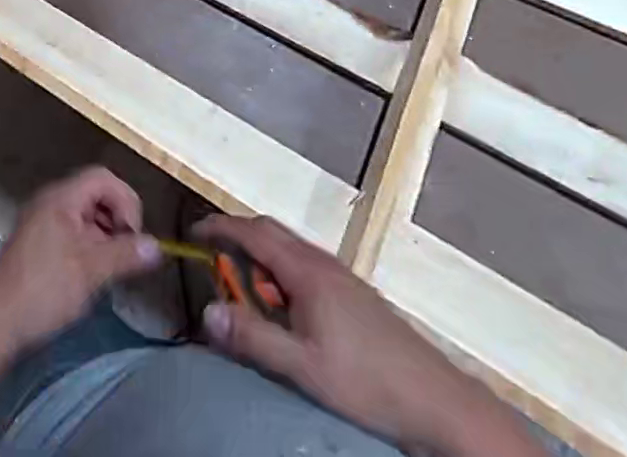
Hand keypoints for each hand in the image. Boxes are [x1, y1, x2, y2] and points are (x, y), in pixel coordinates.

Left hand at [0, 166, 161, 361]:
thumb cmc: (43, 290)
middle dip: (117, 220)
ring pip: (86, 216)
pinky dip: (89, 248)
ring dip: (105, 237)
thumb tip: (157, 246)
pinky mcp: (37, 245)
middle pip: (96, 194)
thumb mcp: (92, 271)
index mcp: (61, 197)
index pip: (103, 178)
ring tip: (111, 269)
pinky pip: (72, 233)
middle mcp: (50, 202)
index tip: (133, 235)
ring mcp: (41, 223)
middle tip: (126, 253)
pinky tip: (92, 276)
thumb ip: (127, 254)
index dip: (125, 200)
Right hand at [195, 214, 543, 455]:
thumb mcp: (303, 367)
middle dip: (237, 235)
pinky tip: (280, 306)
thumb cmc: (366, 381)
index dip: (220, 228)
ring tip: (240, 288)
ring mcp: (339, 274)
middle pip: (270, 231)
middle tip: (209, 255)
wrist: (434, 399)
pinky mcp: (350, 290)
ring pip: (288, 248)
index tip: (192, 233)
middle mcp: (322, 261)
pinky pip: (302, 265)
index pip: (254, 232)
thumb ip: (253, 338)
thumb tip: (207, 312)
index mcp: (307, 271)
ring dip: (258, 256)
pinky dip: (278, 271)